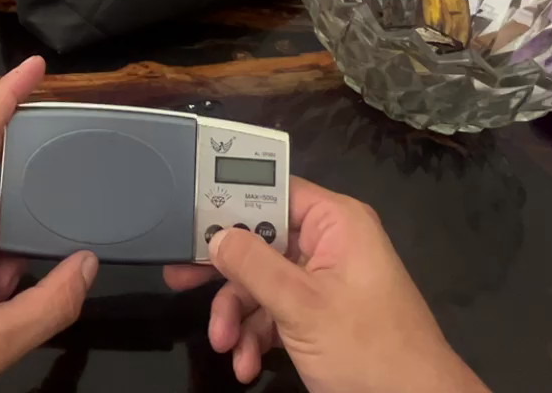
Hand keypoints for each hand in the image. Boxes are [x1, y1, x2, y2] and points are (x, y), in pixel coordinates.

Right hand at [164, 178, 486, 391]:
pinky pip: (277, 310)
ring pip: (263, 280)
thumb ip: (254, 266)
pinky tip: (244, 362)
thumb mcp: (303, 307)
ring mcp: (324, 280)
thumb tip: (216, 236)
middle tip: (181, 276)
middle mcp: (328, 242)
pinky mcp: (321, 314)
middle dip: (226, 271)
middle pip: (261, 239)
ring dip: (238, 313)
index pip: (273, 189)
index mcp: (334, 222)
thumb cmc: (370, 351)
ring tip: (223, 344)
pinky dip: (257, 334)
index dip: (231, 200)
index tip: (192, 214)